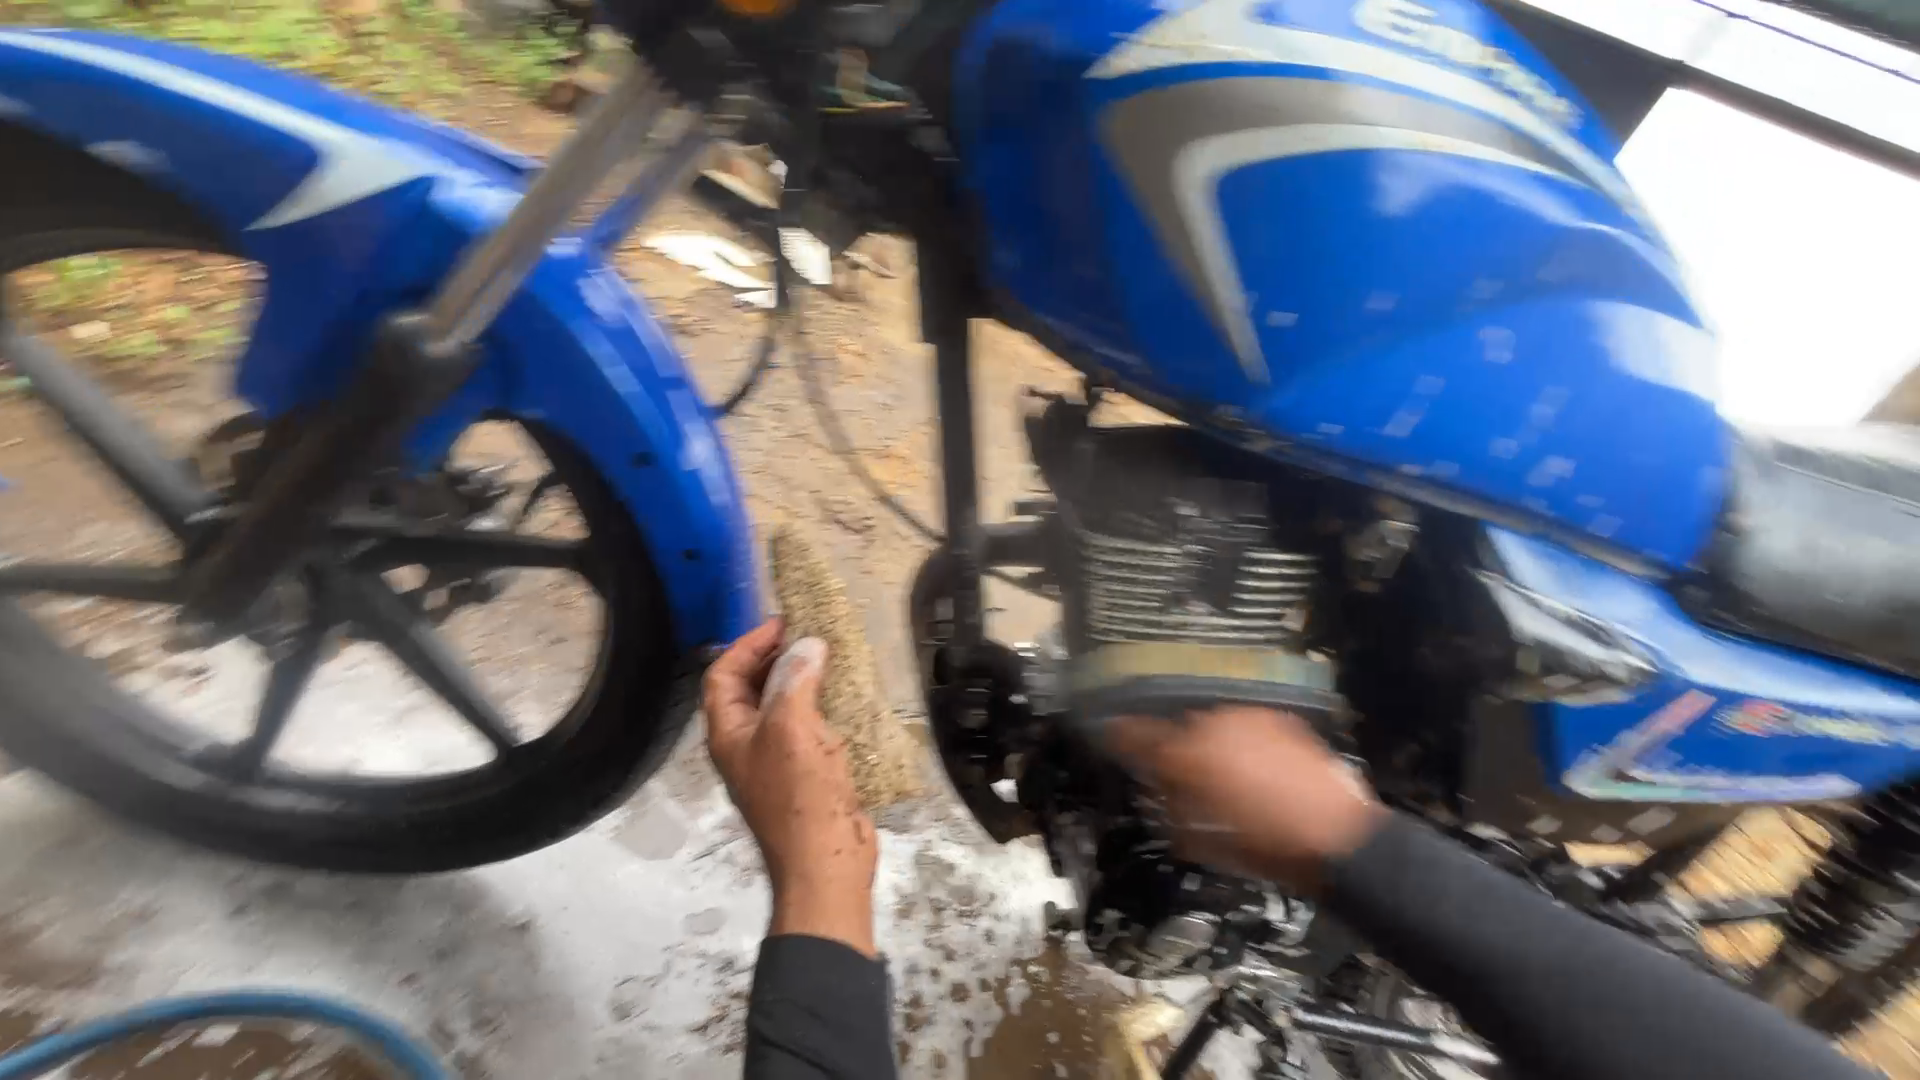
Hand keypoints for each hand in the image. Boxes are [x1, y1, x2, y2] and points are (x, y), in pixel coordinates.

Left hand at [703, 619, 879, 955]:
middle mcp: (745, 745)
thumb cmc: (800, 793)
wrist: (825, 862)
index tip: (782, 624)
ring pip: (779, 708)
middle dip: (773, 658)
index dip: (747, 645)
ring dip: (799, 680)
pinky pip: (805, 728)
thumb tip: (808, 644)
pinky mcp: (804, 775)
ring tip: (828, 658)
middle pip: (748, 689)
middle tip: (807, 636)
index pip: (722, 675)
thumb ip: (795, 679)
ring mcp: (775, 762)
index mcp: (729, 733)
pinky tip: (845, 698)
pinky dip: (820, 706)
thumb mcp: (792, 726)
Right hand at [1106, 705, 1386, 894]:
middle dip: (1171, 744)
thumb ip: (1168, 804)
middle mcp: (1209, 724)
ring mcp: (1246, 718)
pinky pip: (1244, 725)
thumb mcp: (1197, 838)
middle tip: (1175, 768)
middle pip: (1175, 726)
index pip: (1133, 735)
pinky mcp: (1278, 719)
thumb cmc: (1260, 847)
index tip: (1106, 735)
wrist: (1339, 840)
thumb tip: (1156, 787)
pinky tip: (1252, 763)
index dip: (1115, 735)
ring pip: (1210, 723)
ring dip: (1207, 740)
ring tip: (1219, 768)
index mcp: (1183, 754)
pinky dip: (1239, 740)